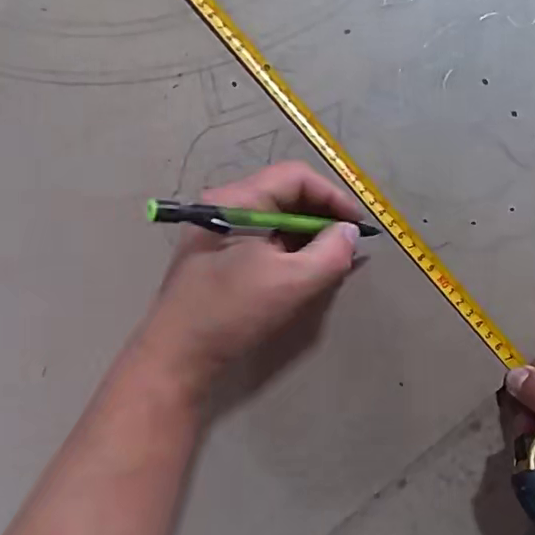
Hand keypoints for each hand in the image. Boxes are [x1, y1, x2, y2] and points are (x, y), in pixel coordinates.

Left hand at [130, 162, 365, 391]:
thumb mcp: (292, 282)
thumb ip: (331, 253)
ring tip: (333, 258)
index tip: (357, 225)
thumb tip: (350, 232)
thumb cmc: (232, 312)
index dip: (333, 196)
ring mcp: (222, 234)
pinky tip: (307, 271)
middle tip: (348, 242)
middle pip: (287, 195)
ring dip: (310, 234)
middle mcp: (226, 208)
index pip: (295, 177)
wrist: (177, 357)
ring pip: (278, 219)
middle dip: (324, 215)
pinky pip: (267, 241)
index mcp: (236, 202)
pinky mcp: (223, 258)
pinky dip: (293, 250)